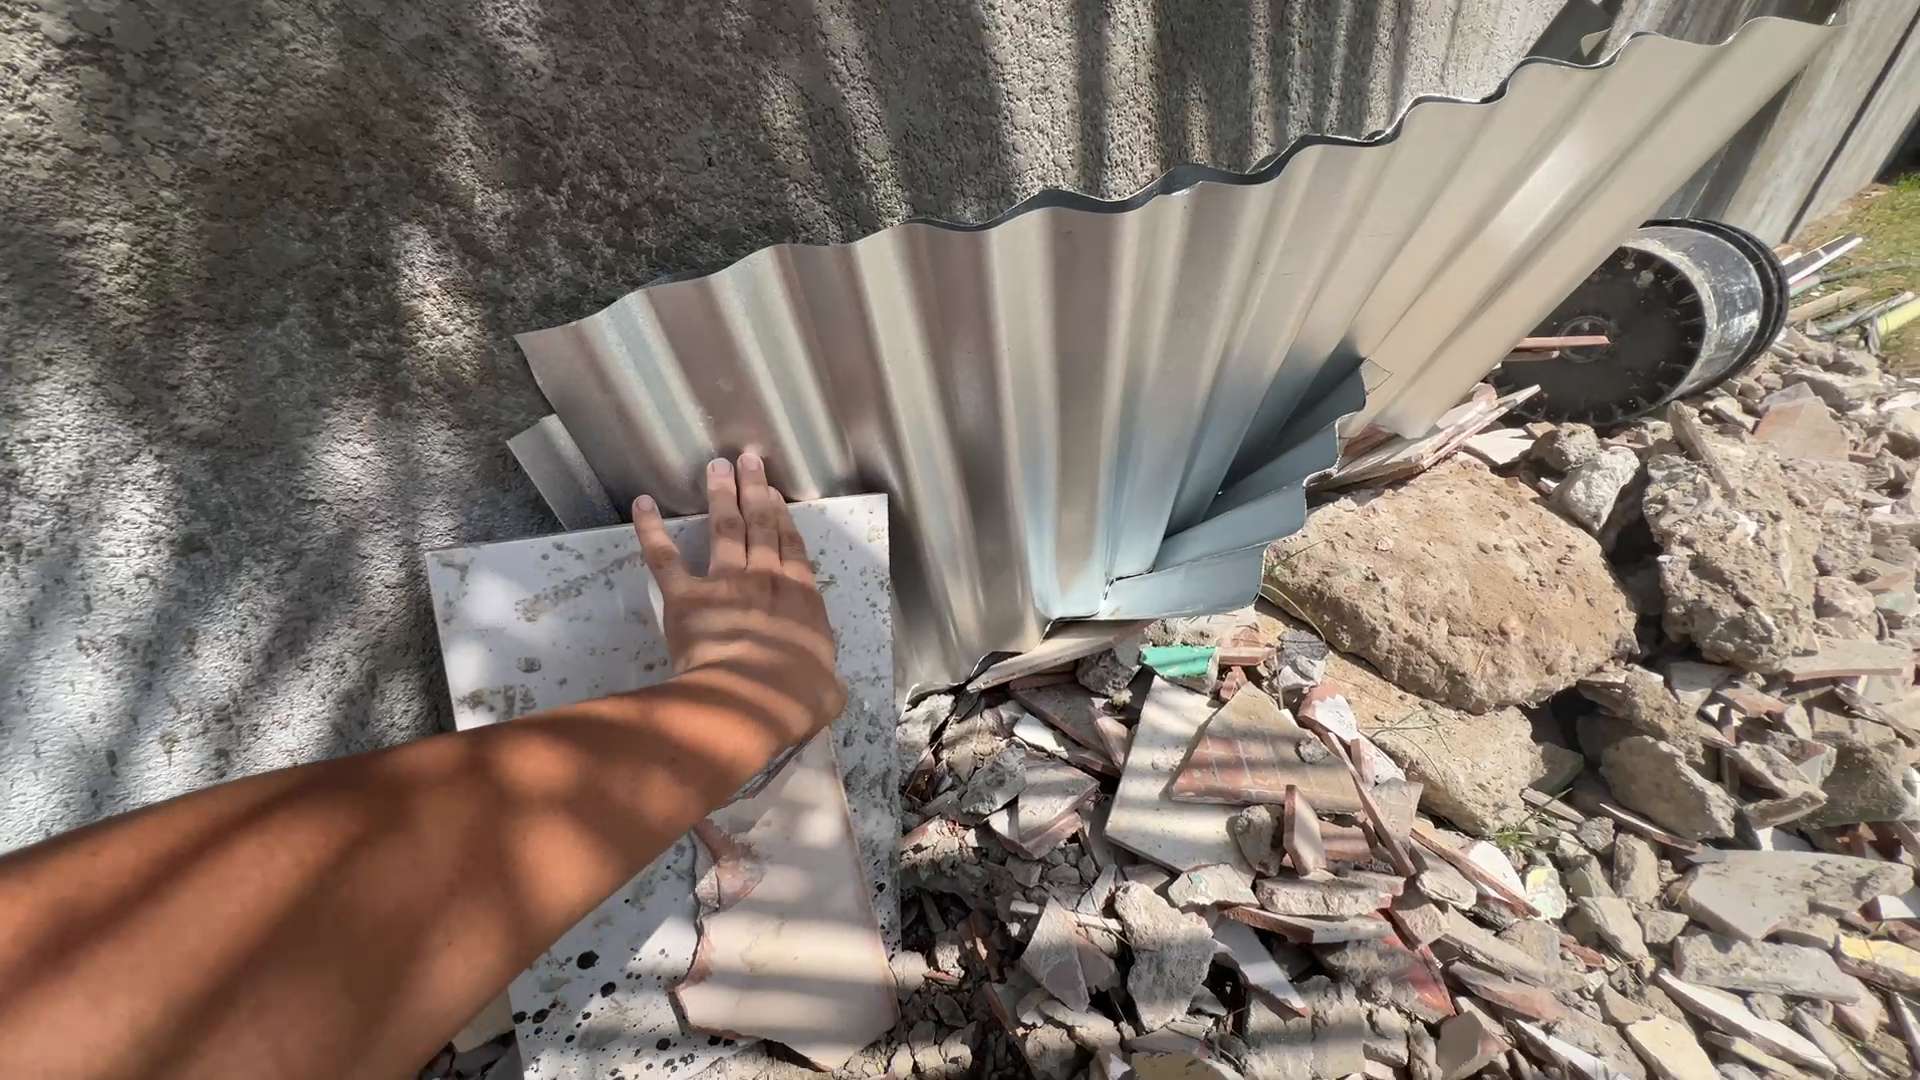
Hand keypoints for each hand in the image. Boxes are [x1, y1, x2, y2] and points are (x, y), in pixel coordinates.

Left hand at [631, 453, 846, 745]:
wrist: (754, 697)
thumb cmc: (797, 695)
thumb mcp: (827, 690)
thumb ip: (827, 681)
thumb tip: (832, 690)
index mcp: (801, 597)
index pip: (792, 547)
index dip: (783, 516)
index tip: (776, 493)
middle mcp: (766, 579)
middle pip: (760, 526)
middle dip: (754, 490)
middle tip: (748, 460)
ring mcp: (726, 583)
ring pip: (724, 529)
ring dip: (720, 495)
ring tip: (716, 467)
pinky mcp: (687, 596)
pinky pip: (666, 558)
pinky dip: (652, 530)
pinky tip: (643, 504)